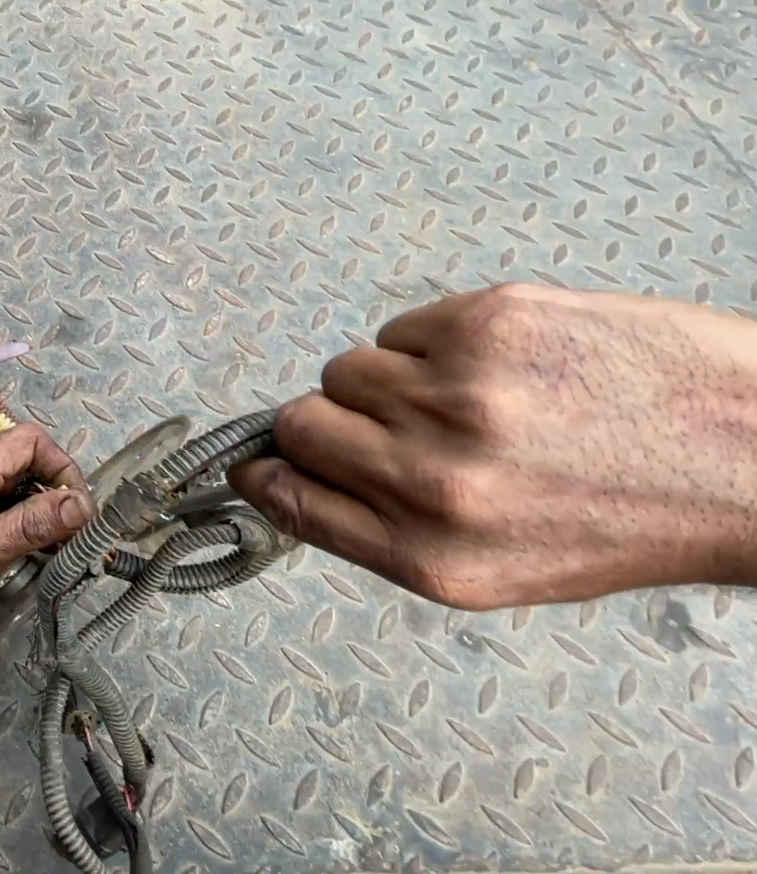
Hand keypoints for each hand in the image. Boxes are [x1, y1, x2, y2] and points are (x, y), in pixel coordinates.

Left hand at [0, 423, 92, 630]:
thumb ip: (30, 525)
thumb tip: (78, 504)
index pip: (31, 440)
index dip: (62, 468)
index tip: (76, 510)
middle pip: (21, 459)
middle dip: (51, 492)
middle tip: (65, 537)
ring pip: (5, 481)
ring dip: (31, 509)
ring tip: (43, 550)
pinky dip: (8, 518)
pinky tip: (12, 551)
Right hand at [229, 284, 756, 609]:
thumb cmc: (628, 513)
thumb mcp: (487, 567)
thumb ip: (365, 528)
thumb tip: (272, 474)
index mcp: (429, 552)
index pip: (284, 495)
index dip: (262, 472)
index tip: (261, 461)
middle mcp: (432, 478)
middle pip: (297, 422)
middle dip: (333, 422)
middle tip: (397, 428)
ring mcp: (458, 394)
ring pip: (344, 369)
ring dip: (388, 382)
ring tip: (469, 399)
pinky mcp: (489, 323)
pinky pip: (398, 329)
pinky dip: (433, 345)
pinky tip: (500, 368)